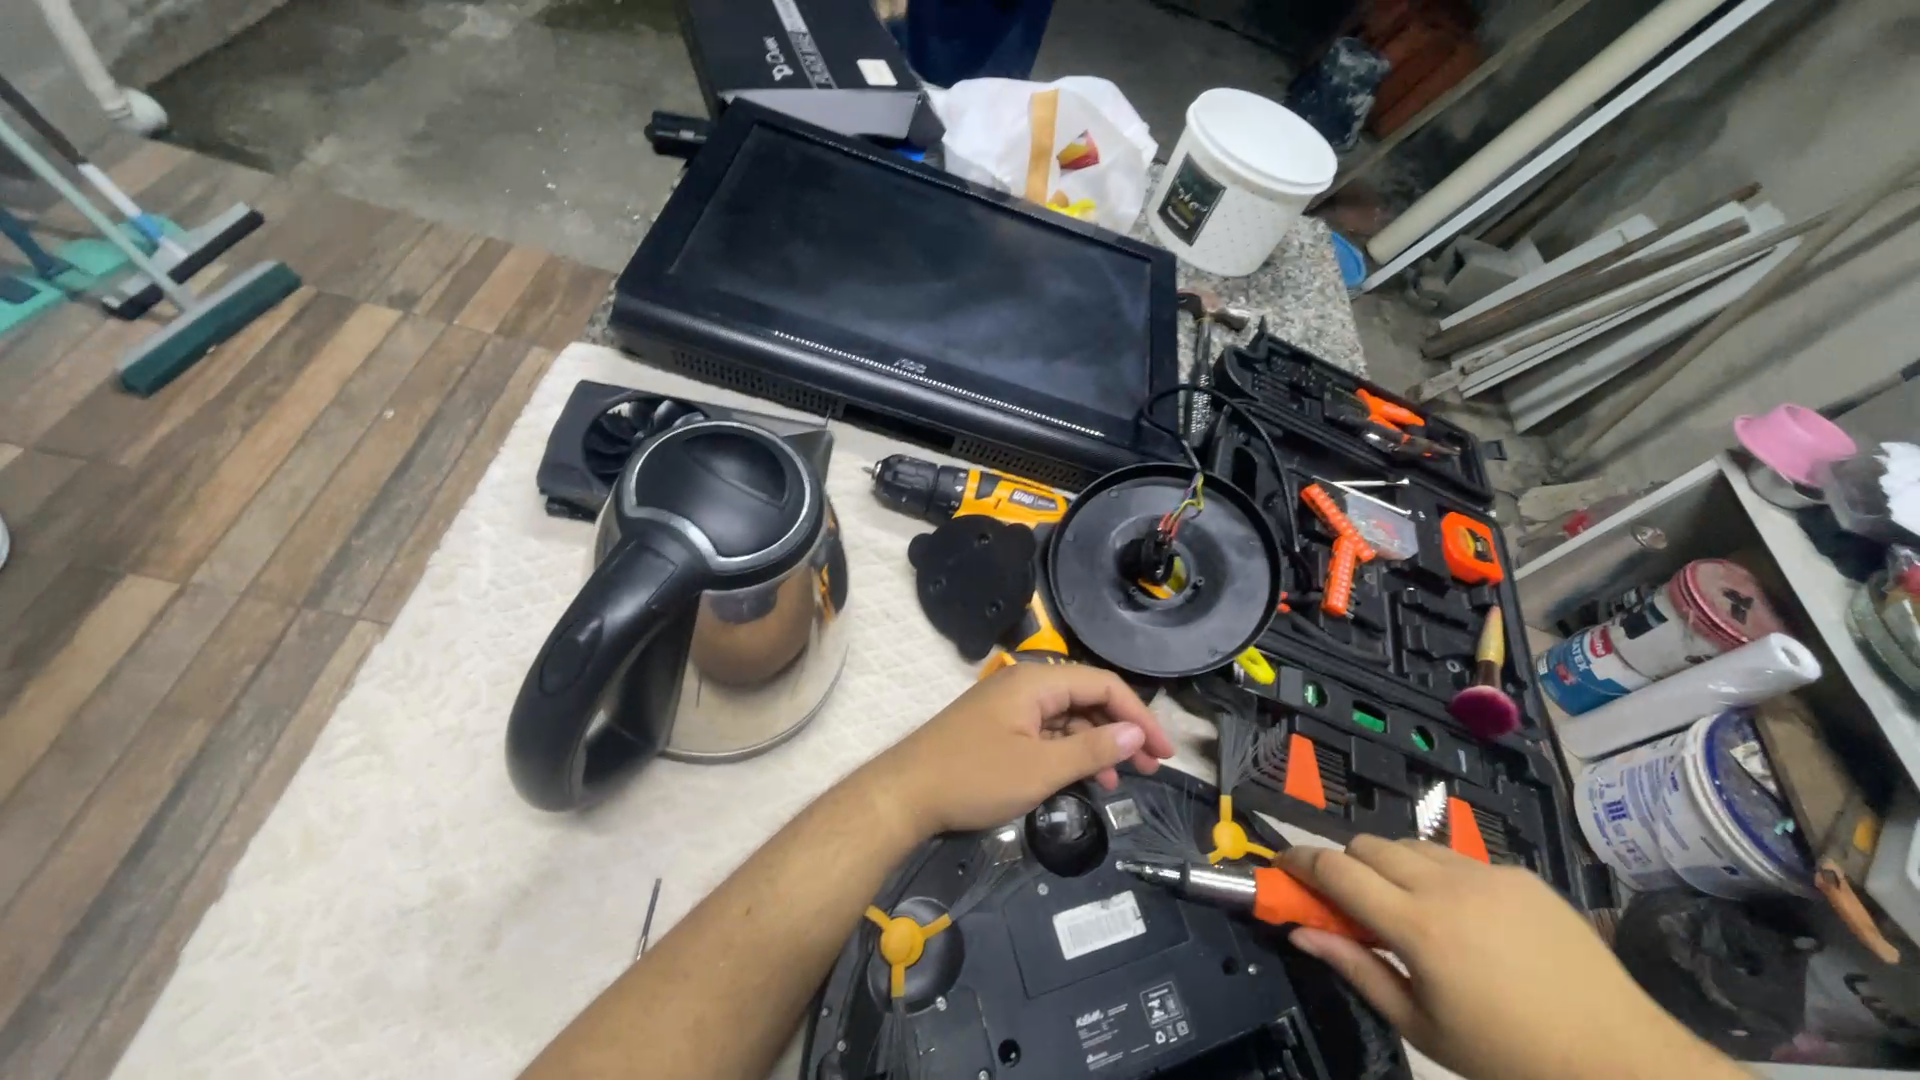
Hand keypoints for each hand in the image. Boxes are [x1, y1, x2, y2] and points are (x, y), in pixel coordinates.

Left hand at [861, 664, 1175, 836]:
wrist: (905, 793)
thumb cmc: (975, 777)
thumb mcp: (1041, 769)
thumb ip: (1092, 750)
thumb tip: (1135, 733)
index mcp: (1036, 681)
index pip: (1103, 685)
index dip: (1139, 717)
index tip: (1163, 752)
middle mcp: (1025, 684)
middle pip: (1087, 699)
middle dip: (1120, 732)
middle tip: (1148, 769)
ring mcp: (1009, 706)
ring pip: (1067, 717)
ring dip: (1096, 746)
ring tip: (1118, 782)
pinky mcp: (998, 727)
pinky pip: (1046, 731)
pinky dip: (1069, 752)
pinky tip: (1082, 779)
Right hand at [1280, 837, 1741, 1079]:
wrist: (1621, 1059)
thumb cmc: (1508, 1056)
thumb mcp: (1421, 1026)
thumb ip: (1355, 969)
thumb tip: (1300, 930)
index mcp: (1418, 927)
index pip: (1336, 869)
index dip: (1300, 861)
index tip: (1282, 866)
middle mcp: (1447, 885)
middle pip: (1368, 844)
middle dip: (1346, 864)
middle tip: (1352, 904)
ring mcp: (1488, 873)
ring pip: (1412, 844)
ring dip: (1391, 866)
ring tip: (1409, 910)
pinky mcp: (1521, 873)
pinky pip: (1459, 858)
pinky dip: (1440, 875)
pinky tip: (1465, 918)